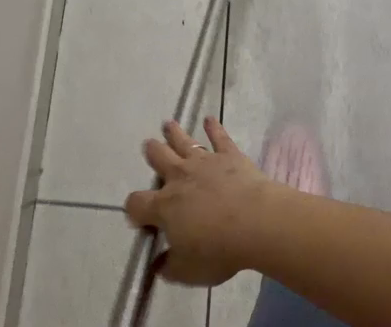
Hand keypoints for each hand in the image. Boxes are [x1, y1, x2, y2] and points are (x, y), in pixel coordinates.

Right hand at [123, 117, 282, 286]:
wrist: (255, 222)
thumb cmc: (218, 249)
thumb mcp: (187, 271)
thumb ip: (169, 267)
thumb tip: (158, 265)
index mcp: (165, 207)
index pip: (138, 204)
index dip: (134, 210)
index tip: (138, 217)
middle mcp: (180, 178)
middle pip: (159, 159)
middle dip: (152, 152)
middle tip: (148, 145)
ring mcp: (204, 162)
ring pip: (184, 142)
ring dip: (175, 133)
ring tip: (168, 124)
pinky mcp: (229, 155)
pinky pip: (219, 137)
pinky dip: (214, 127)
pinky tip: (210, 119)